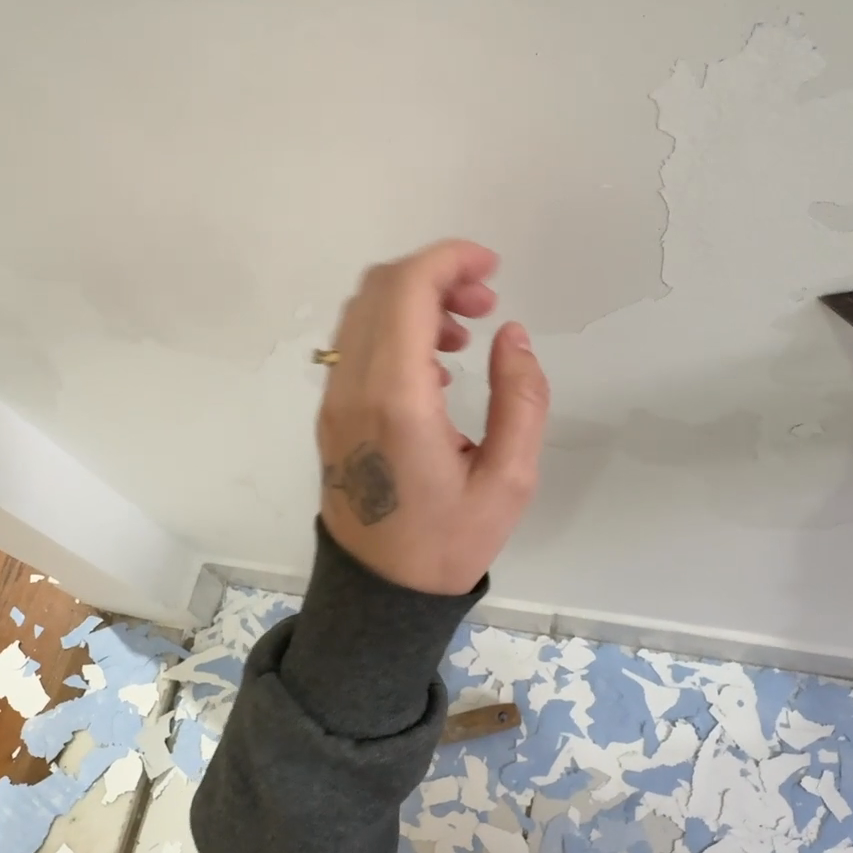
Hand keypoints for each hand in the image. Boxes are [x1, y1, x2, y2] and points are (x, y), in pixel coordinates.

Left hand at [316, 240, 549, 595]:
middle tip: (484, 303)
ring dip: (412, 301)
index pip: (408, 291)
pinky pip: (353, 347)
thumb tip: (513, 335)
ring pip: (361, 313)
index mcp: (398, 401)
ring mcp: (334, 402)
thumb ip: (522, 400)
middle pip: (380, 289)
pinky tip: (434, 369)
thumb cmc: (448, 542)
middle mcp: (353, 390)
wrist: (381, 592)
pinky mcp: (330, 416)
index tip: (491, 268)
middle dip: (435, 275)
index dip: (450, 260)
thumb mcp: (509, 481)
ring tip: (464, 335)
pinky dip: (392, 331)